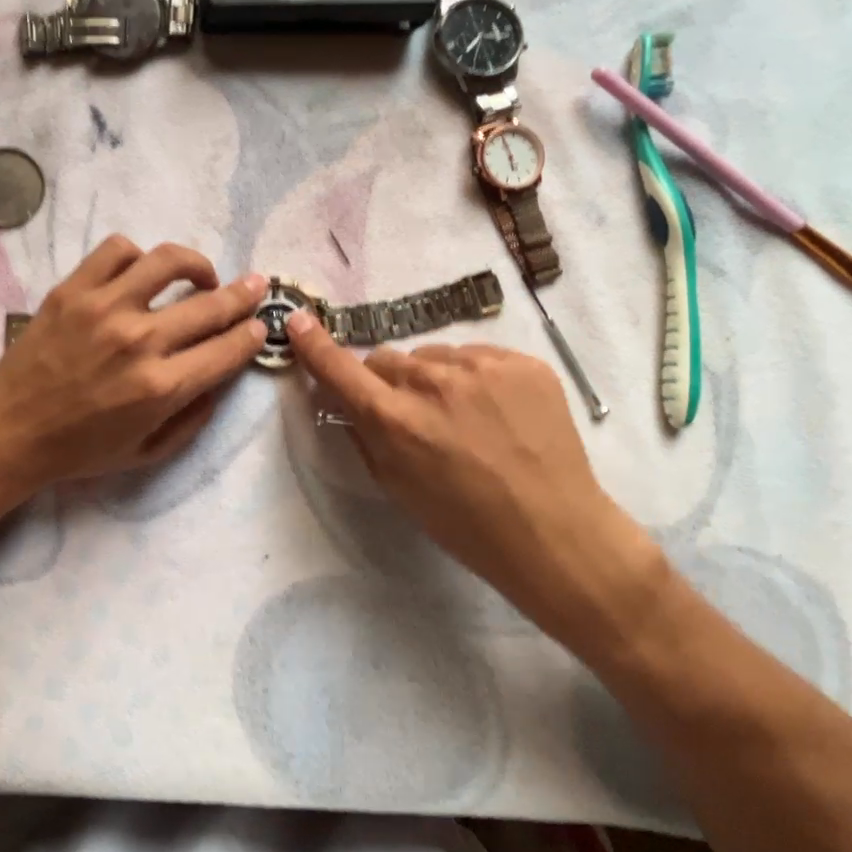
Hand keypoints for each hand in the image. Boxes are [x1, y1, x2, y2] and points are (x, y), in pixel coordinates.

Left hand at [0, 236, 267, 493]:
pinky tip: (140, 274)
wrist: (10, 431)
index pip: (227, 349)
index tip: (261, 326)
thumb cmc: (79, 450)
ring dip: (197, 265)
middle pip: (210, 305)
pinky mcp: (72, 290)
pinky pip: (116, 251)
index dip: (252, 335)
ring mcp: (104, 309)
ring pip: (167, 262)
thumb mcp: (147, 453)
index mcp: (161, 387)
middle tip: (256, 287)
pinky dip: (136, 257)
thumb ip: (193, 419)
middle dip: (243, 296)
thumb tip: (220, 379)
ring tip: (202, 275)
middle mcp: (139, 341)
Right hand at [286, 313, 664, 640]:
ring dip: (434, 378)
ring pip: (432, 356)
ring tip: (464, 418)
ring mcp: (482, 367)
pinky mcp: (523, 363)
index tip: (299, 321)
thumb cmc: (461, 521)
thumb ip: (363, 432)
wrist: (552, 530)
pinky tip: (495, 412)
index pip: (338, 367)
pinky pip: (477, 356)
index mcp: (393, 418)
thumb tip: (342, 398)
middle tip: (411, 415)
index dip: (314, 344)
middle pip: (385, 359)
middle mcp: (432, 382)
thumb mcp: (394, 483)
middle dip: (387, 382)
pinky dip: (474, 377)